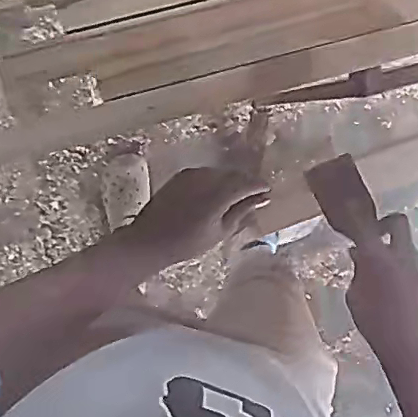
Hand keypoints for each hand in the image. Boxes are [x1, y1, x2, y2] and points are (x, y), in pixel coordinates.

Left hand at [116, 167, 269, 267]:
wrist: (149, 240)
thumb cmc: (187, 243)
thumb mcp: (220, 232)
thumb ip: (242, 212)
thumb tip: (262, 199)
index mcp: (218, 194)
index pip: (246, 183)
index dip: (259, 186)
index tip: (268, 191)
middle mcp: (206, 178)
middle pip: (233, 174)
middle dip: (245, 183)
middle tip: (255, 194)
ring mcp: (191, 175)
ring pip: (219, 173)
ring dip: (230, 181)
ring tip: (237, 196)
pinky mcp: (181, 176)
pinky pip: (206, 174)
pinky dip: (215, 181)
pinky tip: (217, 193)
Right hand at [346, 213, 417, 360]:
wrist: (414, 349)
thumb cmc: (376, 326)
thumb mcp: (355, 299)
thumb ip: (358, 273)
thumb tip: (359, 255)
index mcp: (378, 258)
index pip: (365, 226)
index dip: (357, 217)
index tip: (351, 215)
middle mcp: (403, 255)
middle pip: (398, 222)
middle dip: (386, 223)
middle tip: (376, 236)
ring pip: (407, 248)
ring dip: (395, 254)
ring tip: (385, 278)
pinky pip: (416, 267)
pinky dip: (406, 271)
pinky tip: (400, 294)